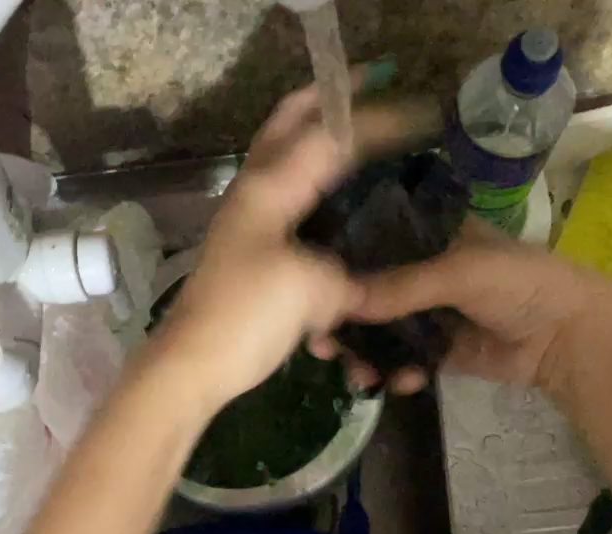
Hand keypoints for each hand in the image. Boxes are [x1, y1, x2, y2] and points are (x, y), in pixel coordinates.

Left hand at [145, 85, 362, 410]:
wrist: (194, 366)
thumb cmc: (246, 318)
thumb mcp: (309, 290)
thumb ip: (343, 278)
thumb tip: (353, 289)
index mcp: (268, 188)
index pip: (328, 134)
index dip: (374, 120)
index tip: (417, 114)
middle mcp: (253, 196)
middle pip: (288, 127)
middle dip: (326, 101)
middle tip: (367, 88)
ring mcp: (247, 226)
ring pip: (285, 167)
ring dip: (315, 143)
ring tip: (356, 141)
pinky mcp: (249, 259)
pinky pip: (286, 211)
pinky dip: (310, 194)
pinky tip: (335, 208)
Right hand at [334, 218, 611, 394]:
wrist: (569, 337)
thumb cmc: (523, 283)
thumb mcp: (462, 272)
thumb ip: (403, 286)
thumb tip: (343, 301)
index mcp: (429, 237)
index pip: (373, 243)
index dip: (340, 264)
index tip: (309, 286)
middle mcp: (423, 272)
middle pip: (370, 295)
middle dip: (345, 321)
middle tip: (320, 342)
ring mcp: (431, 315)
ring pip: (383, 334)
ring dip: (365, 355)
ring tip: (355, 374)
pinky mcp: (440, 352)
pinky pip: (406, 363)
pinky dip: (399, 374)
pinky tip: (400, 382)